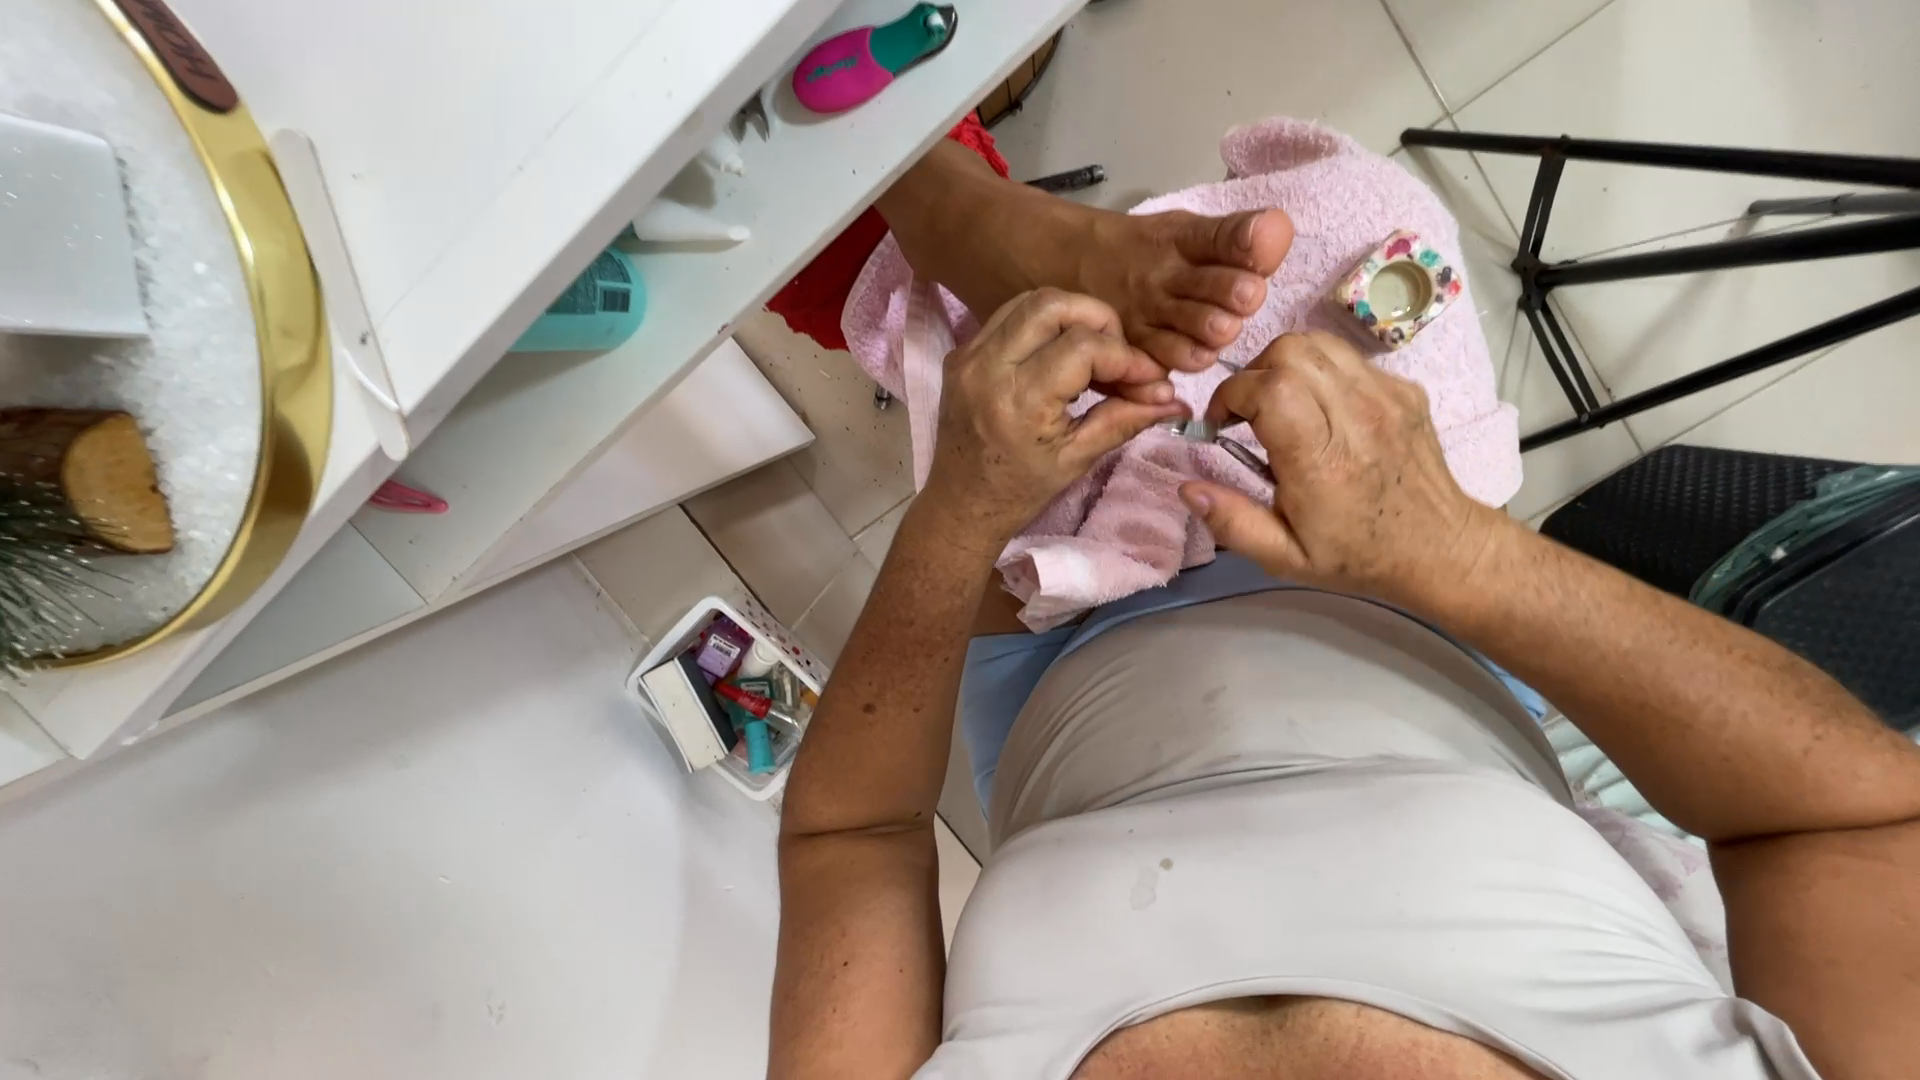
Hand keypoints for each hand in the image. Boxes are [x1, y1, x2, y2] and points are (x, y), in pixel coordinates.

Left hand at [924, 288, 1189, 548]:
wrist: (961, 502)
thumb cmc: (1021, 489)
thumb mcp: (1078, 459)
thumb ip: (1125, 420)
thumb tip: (1175, 399)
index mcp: (1019, 402)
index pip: (1085, 348)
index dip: (1127, 358)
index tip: (1150, 379)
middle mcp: (988, 369)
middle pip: (1055, 305)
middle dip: (1100, 320)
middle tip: (1118, 354)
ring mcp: (968, 357)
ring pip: (1030, 302)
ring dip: (1071, 317)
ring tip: (1093, 353)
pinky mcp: (960, 354)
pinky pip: (1007, 317)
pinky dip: (1042, 326)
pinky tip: (1059, 355)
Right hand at [1178, 331, 1510, 609]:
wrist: (1439, 548)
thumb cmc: (1354, 554)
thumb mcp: (1283, 556)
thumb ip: (1232, 522)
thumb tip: (1187, 488)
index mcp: (1320, 458)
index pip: (1268, 388)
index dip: (1232, 394)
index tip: (1222, 423)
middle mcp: (1355, 416)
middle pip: (1289, 352)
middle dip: (1252, 373)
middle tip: (1247, 411)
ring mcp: (1386, 396)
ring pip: (1318, 342)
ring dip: (1283, 364)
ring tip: (1277, 400)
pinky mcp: (1404, 389)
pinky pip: (1347, 357)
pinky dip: (1318, 370)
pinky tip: (1317, 406)